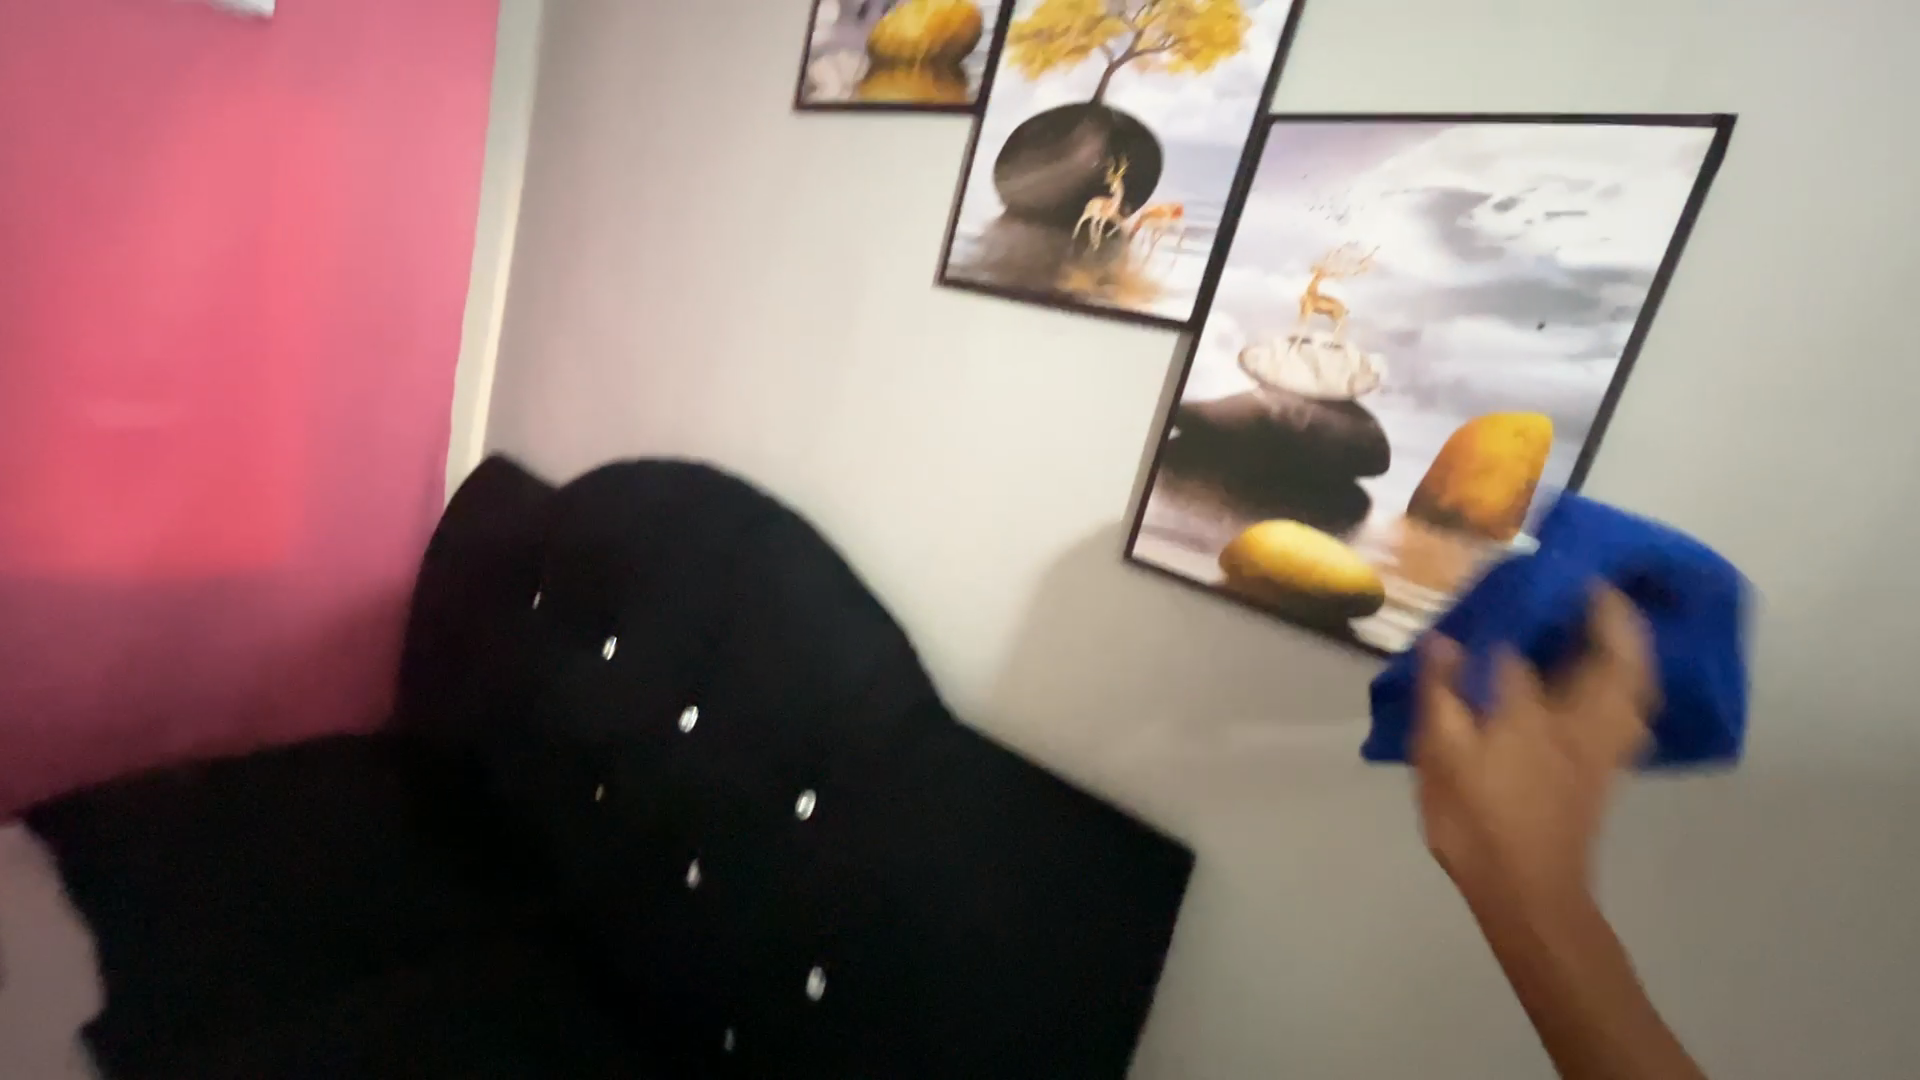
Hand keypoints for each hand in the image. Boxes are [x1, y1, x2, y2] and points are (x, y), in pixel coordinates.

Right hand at [1413, 585, 1657, 913]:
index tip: (1507, 579)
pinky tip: (1598, 675)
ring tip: (1599, 621)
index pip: (1526, 650)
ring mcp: (1601, 747)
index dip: (1516, 613)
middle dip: (1609, 616)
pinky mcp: (1604, 767)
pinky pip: (1626, 706)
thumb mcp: (1440, 752)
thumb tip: (1444, 640)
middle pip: (1616, 659)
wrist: (1526, 888)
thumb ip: (1441, 692)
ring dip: (1625, 647)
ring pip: (1632, 685)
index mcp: (1536, 715)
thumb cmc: (1476, 817)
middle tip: (1586, 584)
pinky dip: (1622, 679)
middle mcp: (1582, 723)